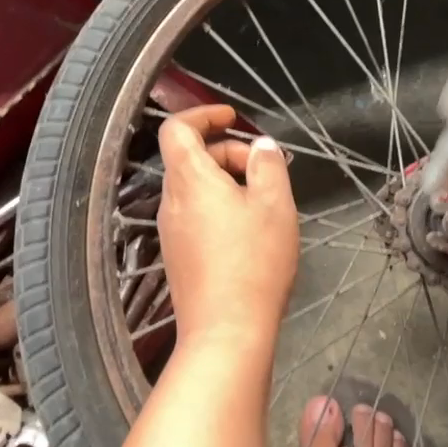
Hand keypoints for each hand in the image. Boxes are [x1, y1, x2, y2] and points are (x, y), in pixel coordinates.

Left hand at [156, 106, 299, 349]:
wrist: (226, 332)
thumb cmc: (254, 262)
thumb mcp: (275, 204)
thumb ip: (268, 165)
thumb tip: (261, 146)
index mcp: (190, 179)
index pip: (177, 128)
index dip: (202, 114)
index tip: (231, 117)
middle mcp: (172, 201)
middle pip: (189, 157)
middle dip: (227, 151)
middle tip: (263, 168)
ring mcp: (171, 231)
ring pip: (193, 186)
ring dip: (225, 180)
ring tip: (262, 200)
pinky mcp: (178, 255)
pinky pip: (194, 213)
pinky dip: (218, 205)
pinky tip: (248, 229)